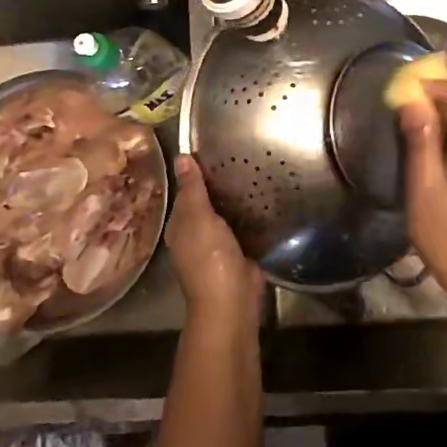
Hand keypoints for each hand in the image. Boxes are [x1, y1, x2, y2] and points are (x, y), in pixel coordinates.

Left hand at [165, 155, 265, 330]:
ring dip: (238, 197)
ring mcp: (220, 244)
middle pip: (208, 201)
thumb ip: (192, 189)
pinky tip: (266, 198)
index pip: (186, 191)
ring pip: (228, 213)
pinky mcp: (241, 250)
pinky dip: (252, 213)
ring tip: (258, 169)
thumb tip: (181, 156)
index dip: (198, 171)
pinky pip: (245, 225)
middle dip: (221, 183)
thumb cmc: (210, 257)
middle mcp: (197, 233)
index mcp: (180, 225)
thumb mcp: (198, 218)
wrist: (232, 298)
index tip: (217, 147)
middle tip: (244, 154)